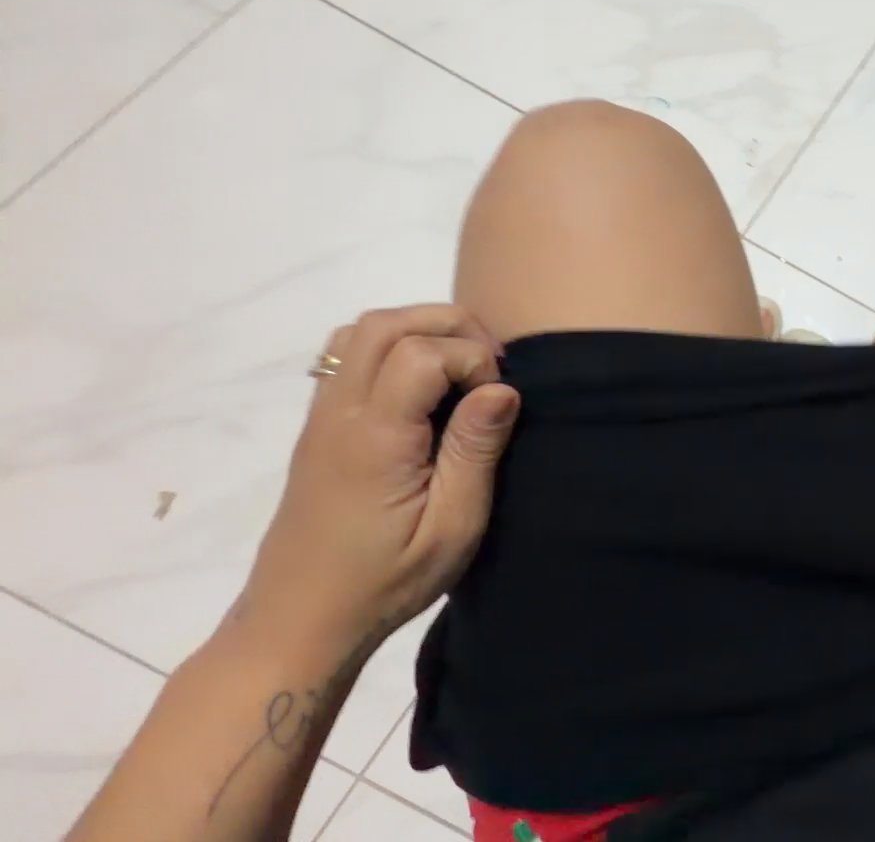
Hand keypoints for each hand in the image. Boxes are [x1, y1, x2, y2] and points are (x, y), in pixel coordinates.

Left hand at [237, 305, 520, 655]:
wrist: (299, 622)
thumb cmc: (387, 580)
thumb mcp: (454, 526)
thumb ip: (475, 450)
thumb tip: (503, 388)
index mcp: (374, 439)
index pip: (420, 353)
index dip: (474, 359)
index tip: (499, 400)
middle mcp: (339, 415)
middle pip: (385, 324)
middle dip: (450, 327)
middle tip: (491, 367)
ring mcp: (322, 417)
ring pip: (361, 332)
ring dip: (420, 331)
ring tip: (463, 369)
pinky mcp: (319, 427)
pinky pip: (348, 356)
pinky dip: (395, 348)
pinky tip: (427, 387)